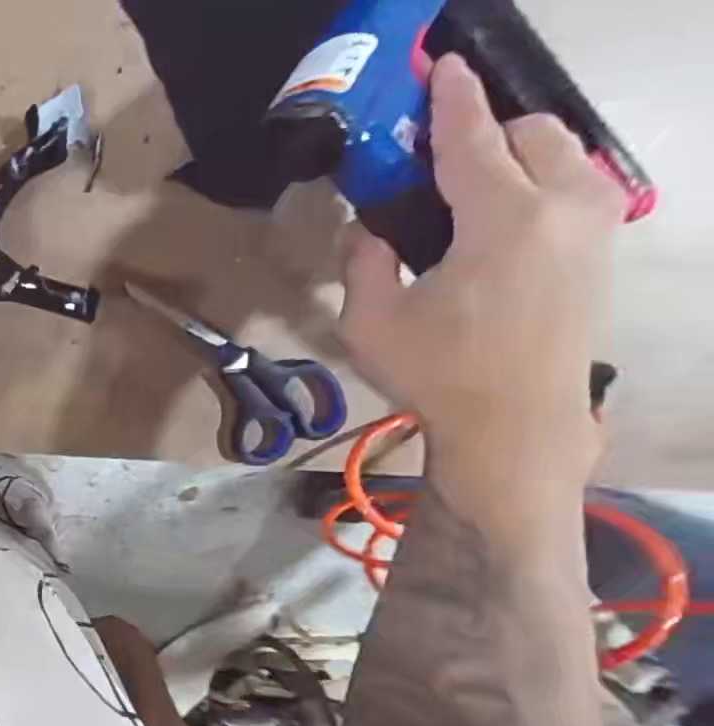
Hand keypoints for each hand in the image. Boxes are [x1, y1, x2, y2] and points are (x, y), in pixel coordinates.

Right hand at [339, 53, 622, 486]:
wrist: (516, 415)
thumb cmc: (435, 369)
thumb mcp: (371, 321)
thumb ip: (366, 263)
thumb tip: (368, 228)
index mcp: (502, 220)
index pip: (475, 141)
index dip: (452, 103)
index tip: (441, 68)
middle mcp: (564, 205)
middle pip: (534, 133)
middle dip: (486, 131)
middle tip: (433, 160)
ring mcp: (595, 223)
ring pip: (563, 155)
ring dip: (514, 157)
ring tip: (462, 192)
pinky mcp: (603, 244)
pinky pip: (575, 185)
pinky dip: (536, 183)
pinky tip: (496, 220)